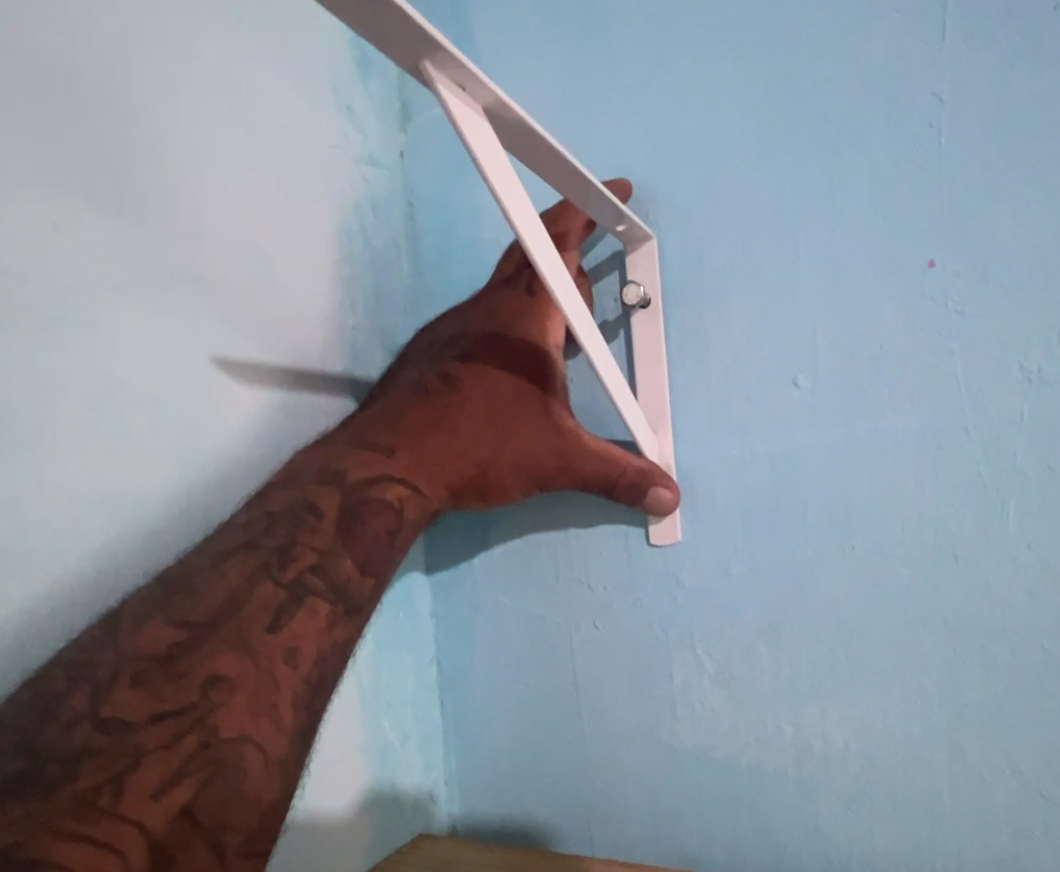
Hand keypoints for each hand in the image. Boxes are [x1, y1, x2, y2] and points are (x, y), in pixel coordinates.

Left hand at [330, 178, 679, 517]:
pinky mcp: (431, 354)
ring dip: (539, 306)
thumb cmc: (481, 446)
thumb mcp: (560, 460)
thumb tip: (669, 494)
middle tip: (591, 299)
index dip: (587, 211)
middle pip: (530, 257)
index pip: (558, 243)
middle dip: (568, 263)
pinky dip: (507, 331)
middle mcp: (487, 309)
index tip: (612, 190)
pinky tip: (512, 378)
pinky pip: (479, 324)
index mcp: (526, 316)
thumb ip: (617, 474)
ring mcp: (452, 329)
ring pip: (504, 294)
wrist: (391, 465)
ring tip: (561, 351)